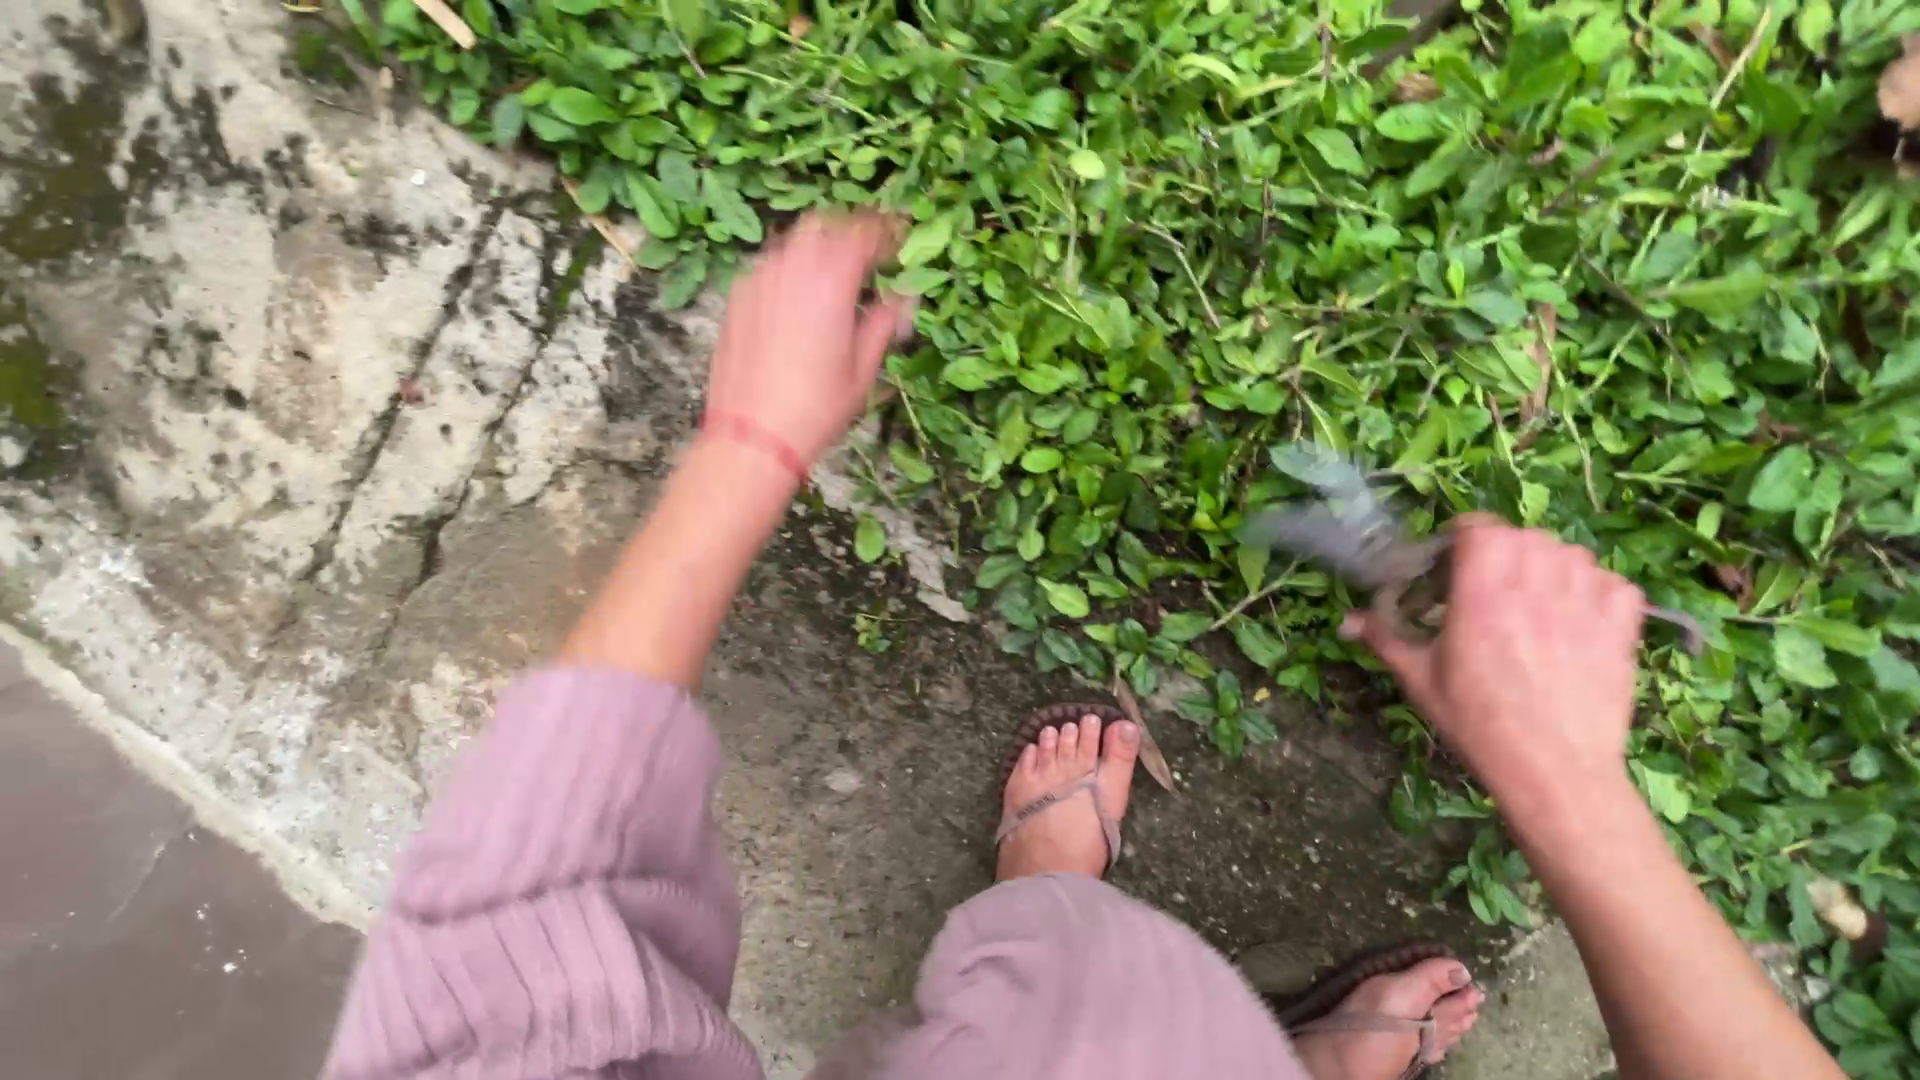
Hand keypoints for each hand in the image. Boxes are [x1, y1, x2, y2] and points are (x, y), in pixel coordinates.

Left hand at [703, 210, 913, 469]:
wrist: (752, 434)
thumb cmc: (815, 408)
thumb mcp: (862, 371)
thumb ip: (883, 324)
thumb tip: (901, 299)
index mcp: (831, 281)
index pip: (863, 234)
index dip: (885, 231)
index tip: (899, 239)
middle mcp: (792, 268)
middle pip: (824, 225)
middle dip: (849, 231)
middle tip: (868, 251)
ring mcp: (759, 278)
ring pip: (792, 242)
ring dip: (818, 247)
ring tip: (834, 272)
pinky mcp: (738, 296)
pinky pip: (769, 265)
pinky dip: (790, 268)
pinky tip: (798, 296)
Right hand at [1344, 516, 1645, 815]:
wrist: (1553, 770)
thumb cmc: (1477, 724)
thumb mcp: (1419, 680)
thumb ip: (1385, 638)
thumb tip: (1346, 620)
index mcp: (1481, 599)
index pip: (1481, 530)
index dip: (1465, 533)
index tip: (1452, 554)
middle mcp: (1535, 592)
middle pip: (1525, 535)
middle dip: (1503, 546)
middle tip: (1486, 577)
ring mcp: (1585, 608)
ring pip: (1570, 551)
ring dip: (1546, 561)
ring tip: (1530, 592)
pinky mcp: (1621, 629)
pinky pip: (1613, 581)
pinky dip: (1593, 584)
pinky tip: (1573, 609)